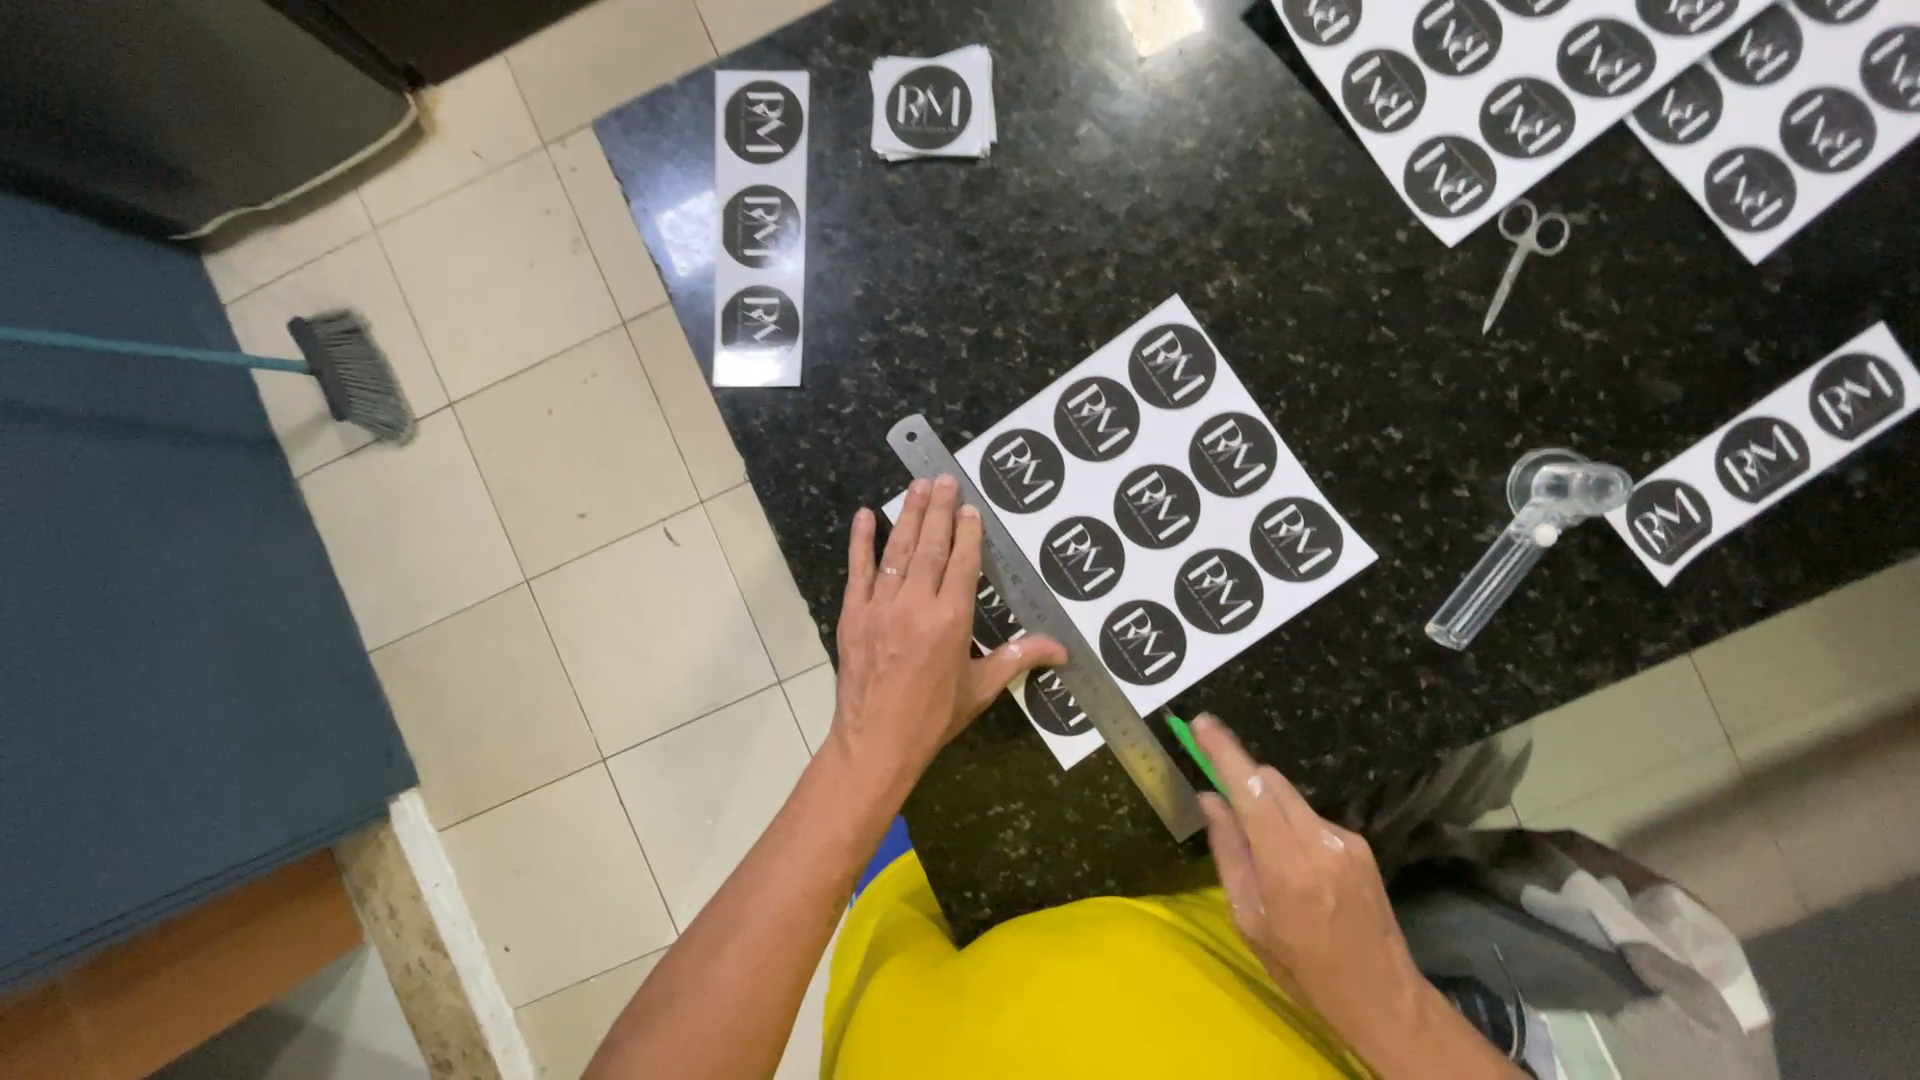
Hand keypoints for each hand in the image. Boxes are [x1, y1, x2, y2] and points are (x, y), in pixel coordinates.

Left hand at [829, 475, 1065, 795]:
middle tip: (945, 479)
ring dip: (909, 515)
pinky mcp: (853, 614)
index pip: (962, 563)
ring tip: (918, 485)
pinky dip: (861, 541)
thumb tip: (1062, 650)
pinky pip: (858, 570)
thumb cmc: (933, 716)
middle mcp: (916, 604)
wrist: (876, 742)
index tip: (970, 507)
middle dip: (940, 510)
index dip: (968, 532)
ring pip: (898, 551)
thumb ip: (1017, 658)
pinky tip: (866, 516)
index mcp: (951, 619)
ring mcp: (880, 606)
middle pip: (931, 546)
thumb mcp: (980, 688)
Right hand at [1192, 715, 1431, 1066]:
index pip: (1250, 790)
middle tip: (1217, 792)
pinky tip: (1294, 867)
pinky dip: (1289, 825)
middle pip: (1271, 782)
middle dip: (1240, 777)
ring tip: (1261, 852)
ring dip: (1265, 805)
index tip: (1201, 724)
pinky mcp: (1360, 846)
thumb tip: (1209, 799)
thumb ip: (1228, 852)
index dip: (1223, 752)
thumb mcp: (1250, 919)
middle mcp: (1320, 841)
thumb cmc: (1303, 968)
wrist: (1384, 998)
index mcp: (1288, 865)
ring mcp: (1346, 841)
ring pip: (1290, 798)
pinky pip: (1310, 818)